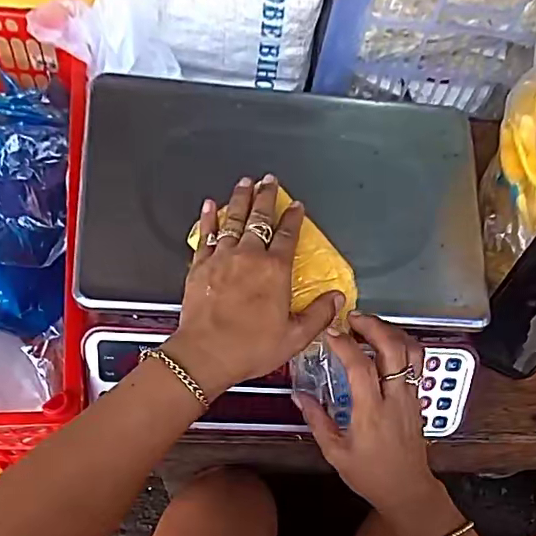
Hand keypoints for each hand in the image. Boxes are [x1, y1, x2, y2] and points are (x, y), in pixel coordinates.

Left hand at [164, 175, 339, 395]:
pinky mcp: (199, 268)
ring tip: (245, 183)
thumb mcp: (294, 337)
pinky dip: (209, 219)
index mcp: (275, 271)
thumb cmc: (248, 348)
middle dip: (266, 197)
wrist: (206, 354)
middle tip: (269, 181)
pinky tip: (212, 207)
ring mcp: (221, 259)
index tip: (297, 207)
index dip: (294, 218)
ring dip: (240, 200)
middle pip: (259, 218)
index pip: (288, 235)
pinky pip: (206, 235)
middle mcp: (248, 257)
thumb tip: (335, 300)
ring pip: (233, 220)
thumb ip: (318, 315)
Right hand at [294, 312, 446, 519]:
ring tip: (371, 326)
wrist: (407, 489)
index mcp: (371, 414)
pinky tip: (387, 344)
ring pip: (411, 350)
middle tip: (352, 318)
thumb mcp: (335, 453)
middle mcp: (395, 400)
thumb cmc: (370, 475)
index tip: (330, 333)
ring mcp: (411, 398)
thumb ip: (317, 421)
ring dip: (391, 331)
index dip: (345, 344)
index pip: (361, 367)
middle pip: (393, 348)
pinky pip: (416, 363)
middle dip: (373, 325)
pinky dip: (402, 345)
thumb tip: (299, 397)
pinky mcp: (418, 399)